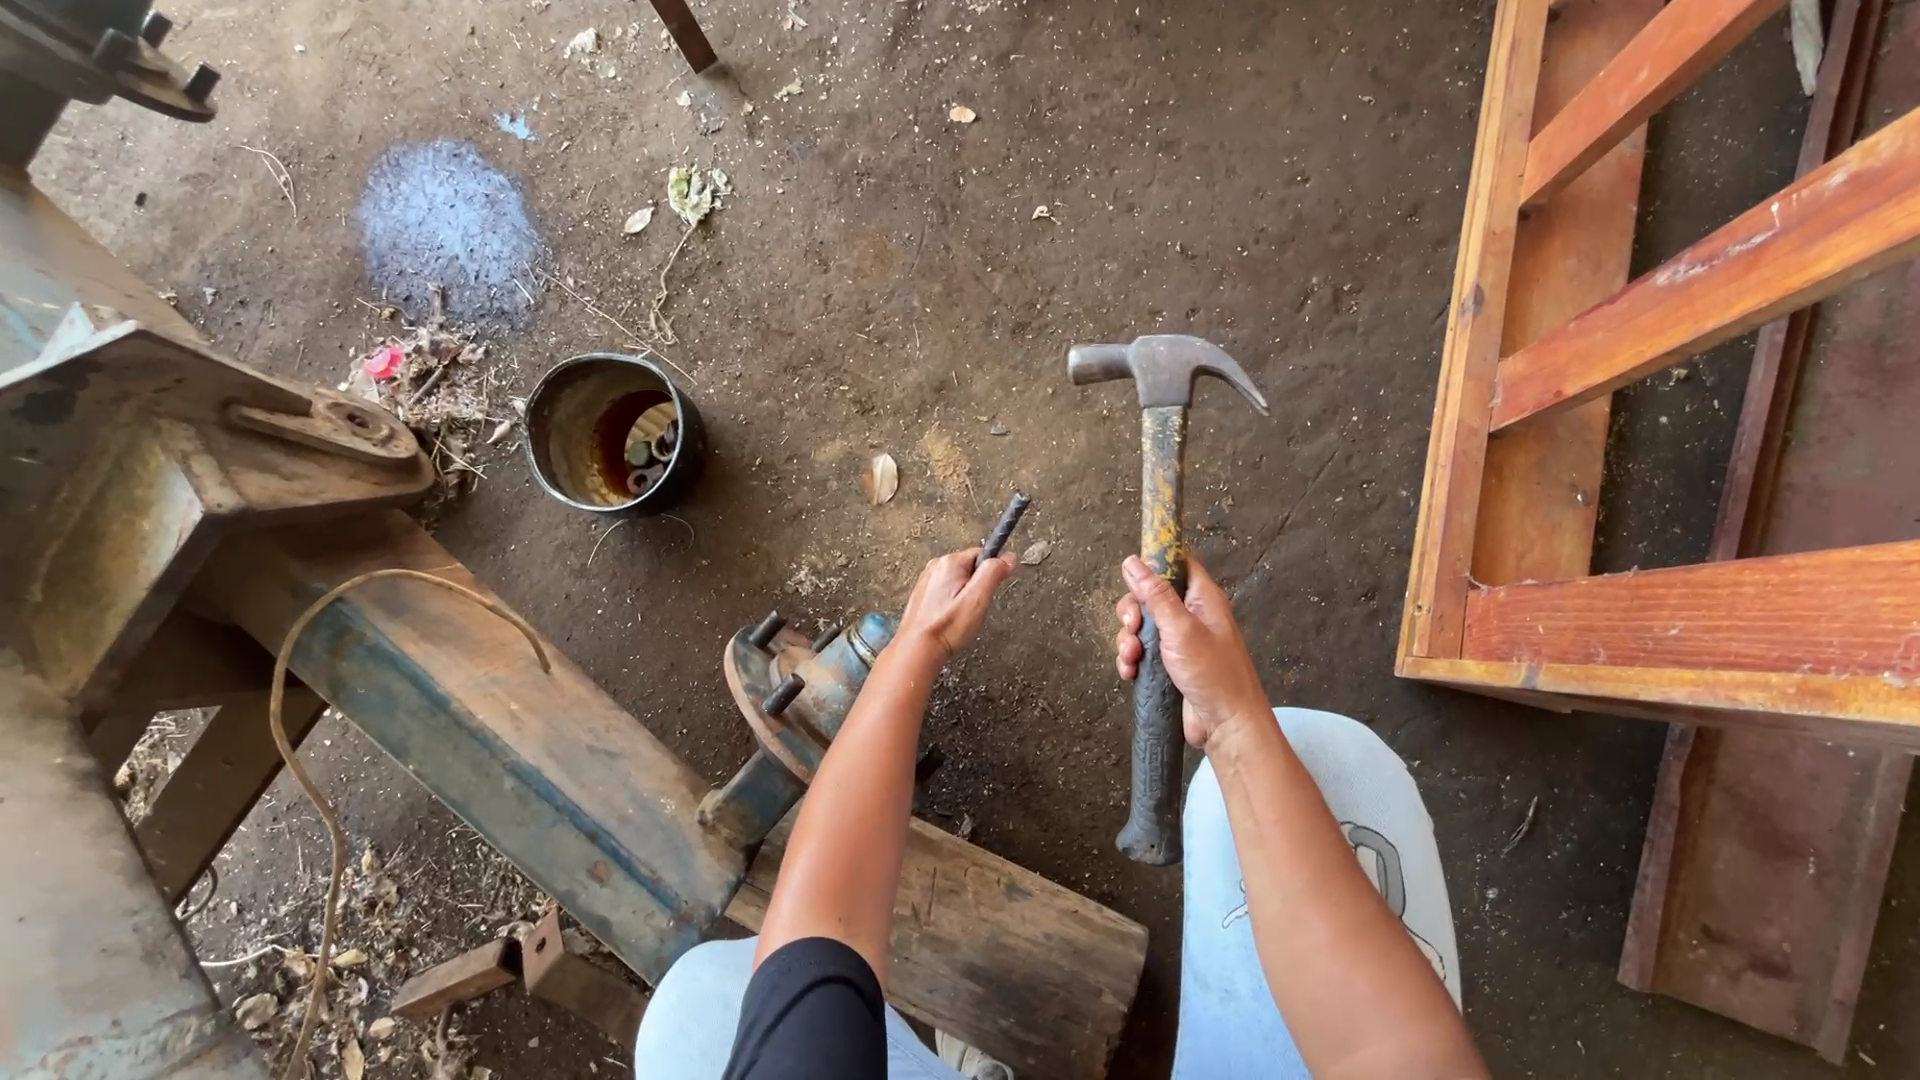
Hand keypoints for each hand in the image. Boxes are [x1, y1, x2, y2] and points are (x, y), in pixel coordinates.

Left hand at [897, 549, 1016, 660]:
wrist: (918, 648)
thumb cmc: (945, 627)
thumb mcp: (978, 598)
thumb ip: (993, 573)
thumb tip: (1007, 557)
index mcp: (949, 563)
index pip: (982, 555)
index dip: (991, 574)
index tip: (988, 591)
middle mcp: (936, 567)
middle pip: (970, 569)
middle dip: (977, 587)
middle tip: (974, 608)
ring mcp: (928, 580)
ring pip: (959, 582)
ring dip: (965, 597)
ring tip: (961, 616)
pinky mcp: (924, 594)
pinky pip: (947, 592)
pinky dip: (952, 604)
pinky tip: (951, 618)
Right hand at [1115, 555, 1267, 748]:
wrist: (1226, 725)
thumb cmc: (1214, 675)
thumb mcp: (1181, 629)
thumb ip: (1155, 595)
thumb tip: (1133, 561)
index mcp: (1202, 598)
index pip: (1177, 562)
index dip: (1154, 562)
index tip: (1131, 572)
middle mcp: (1191, 615)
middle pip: (1149, 595)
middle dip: (1133, 612)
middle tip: (1132, 627)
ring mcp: (1179, 640)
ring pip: (1141, 626)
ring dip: (1128, 640)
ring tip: (1132, 658)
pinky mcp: (1168, 663)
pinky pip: (1141, 651)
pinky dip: (1131, 659)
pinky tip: (1130, 672)